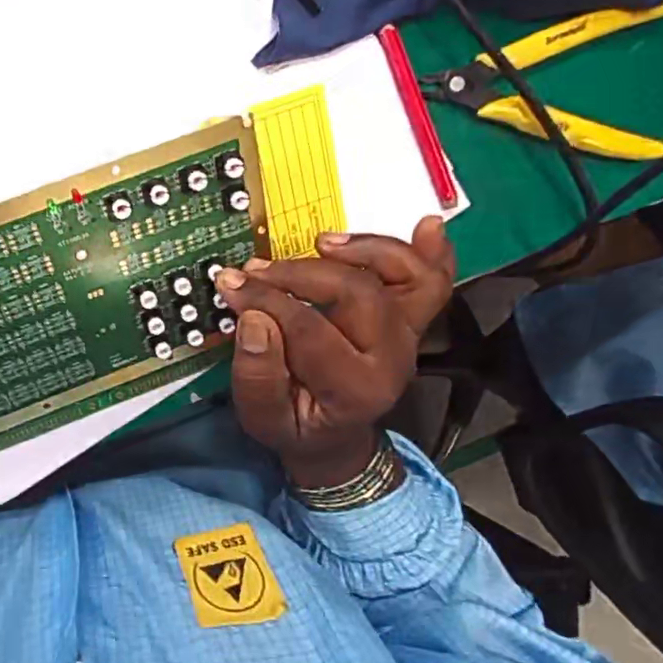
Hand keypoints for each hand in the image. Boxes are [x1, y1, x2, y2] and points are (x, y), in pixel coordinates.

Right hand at [214, 216, 454, 489]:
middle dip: (299, 273)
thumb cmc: (295, 426)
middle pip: (357, 293)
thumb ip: (256, 376)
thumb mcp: (263, 418)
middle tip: (255, 269)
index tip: (230, 283)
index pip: (309, 328)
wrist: (332, 437)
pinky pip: (432, 281)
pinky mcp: (410, 321)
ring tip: (319, 241)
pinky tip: (425, 225)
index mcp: (355, 389)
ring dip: (364, 249)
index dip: (265, 300)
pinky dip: (430, 251)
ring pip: (406, 278)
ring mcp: (407, 336)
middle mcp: (392, 359)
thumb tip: (254, 318)